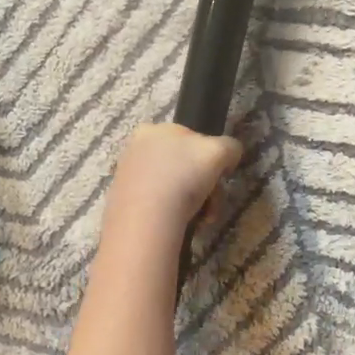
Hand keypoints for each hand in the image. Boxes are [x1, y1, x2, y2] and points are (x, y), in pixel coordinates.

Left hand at [104, 124, 241, 236]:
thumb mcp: (220, 151)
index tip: (219, 176)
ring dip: (194, 203)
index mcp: (152, 129)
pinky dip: (174, 214)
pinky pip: (158, 206)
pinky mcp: (124, 204)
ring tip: (202, 219)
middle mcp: (135, 149)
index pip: (190, 138)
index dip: (209, 157)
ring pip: (173, 188)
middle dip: (204, 186)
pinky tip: (182, 225)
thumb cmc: (184, 177)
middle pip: (183, 166)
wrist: (149, 219)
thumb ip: (230, 147)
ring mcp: (127, 178)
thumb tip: (229, 157)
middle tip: (213, 202)